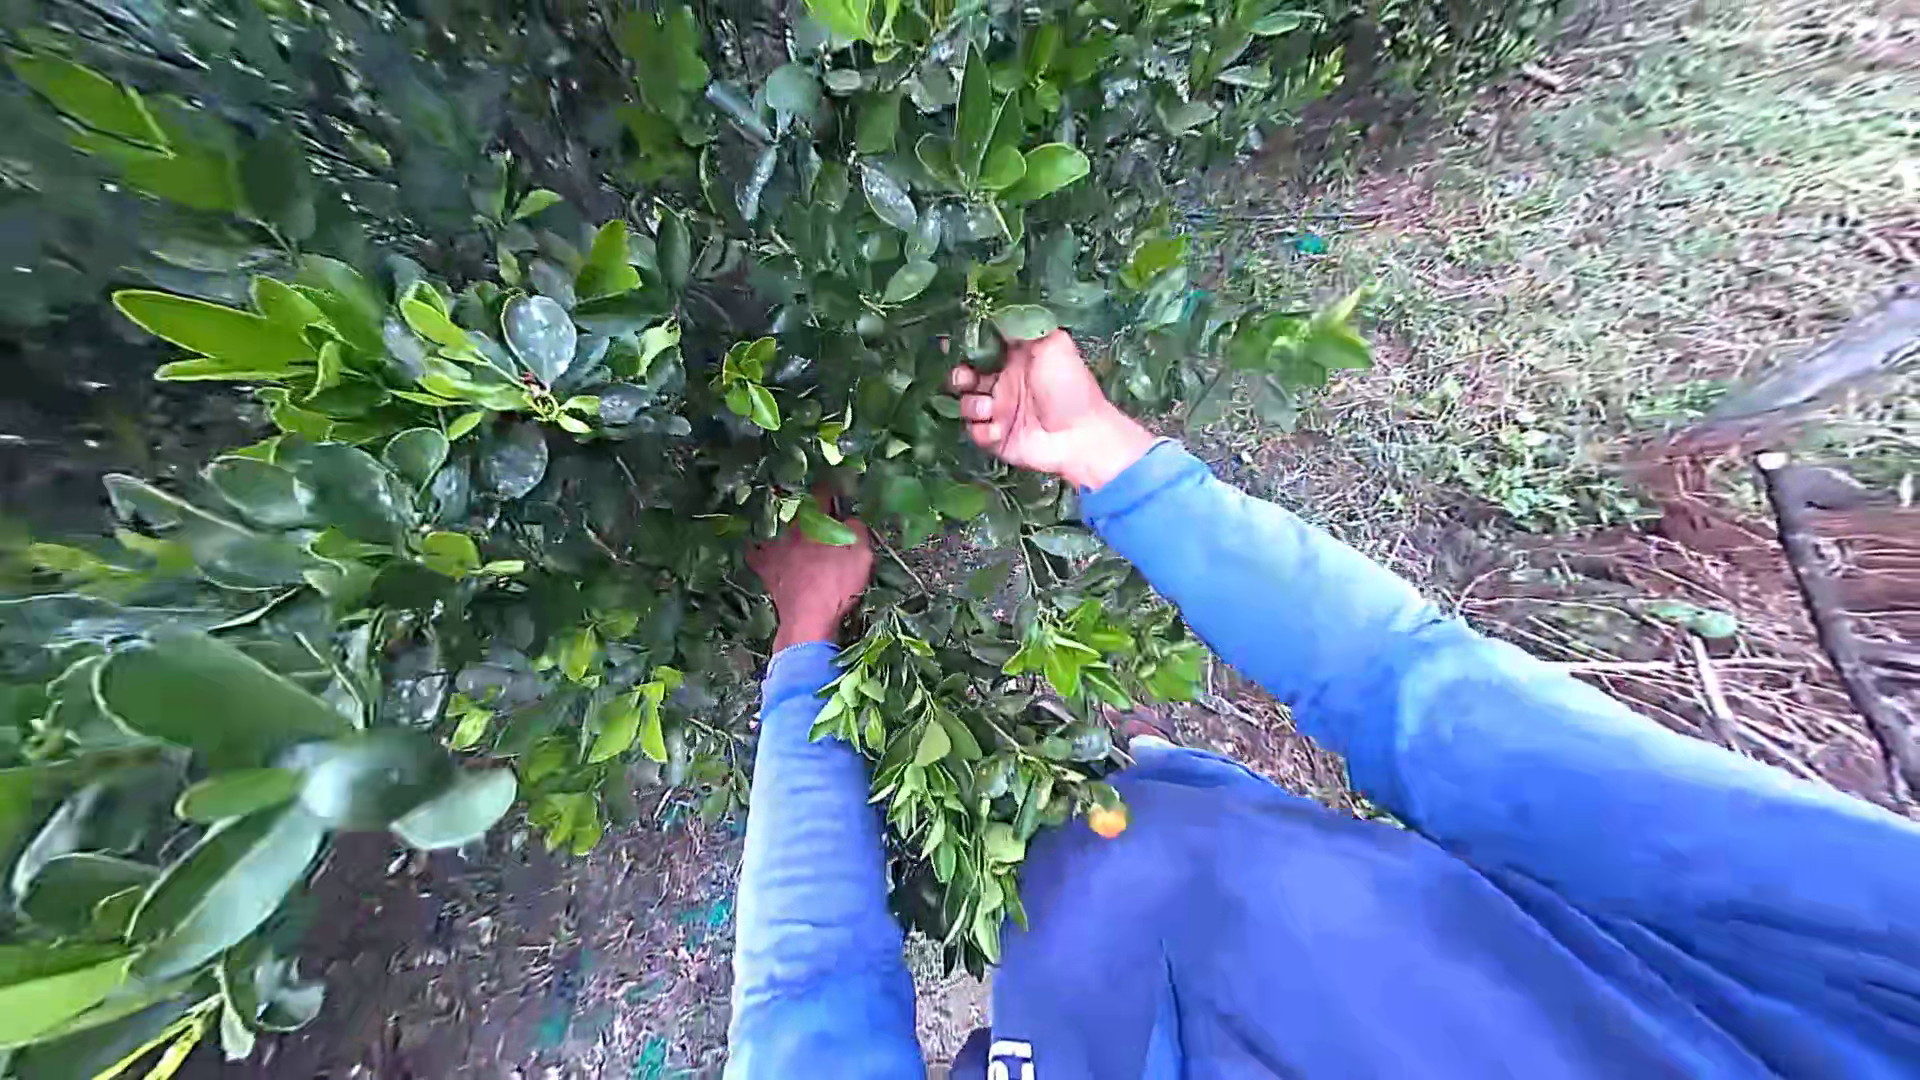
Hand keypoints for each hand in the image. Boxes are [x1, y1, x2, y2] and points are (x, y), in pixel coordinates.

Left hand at [747, 502, 873, 652]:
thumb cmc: (838, 585)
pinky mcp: (765, 568)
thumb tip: (851, 520)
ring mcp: (774, 549)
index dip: (831, 488)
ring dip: (784, 525)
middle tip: (821, 514)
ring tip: (793, 530)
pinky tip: (761, 548)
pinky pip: (755, 552)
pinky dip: (758, 548)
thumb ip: (858, 531)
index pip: (822, 493)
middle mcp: (790, 530)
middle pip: (798, 510)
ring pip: (774, 527)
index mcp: (815, 522)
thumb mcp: (862, 556)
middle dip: (809, 508)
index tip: (839, 490)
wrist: (809, 618)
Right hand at [947, 330, 1154, 489]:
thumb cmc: (1071, 388)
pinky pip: (975, 433)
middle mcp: (1003, 385)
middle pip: (964, 378)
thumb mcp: (1054, 345)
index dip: (967, 348)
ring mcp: (999, 412)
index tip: (957, 347)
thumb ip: (1025, 328)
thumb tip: (998, 314)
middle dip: (959, 378)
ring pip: (966, 405)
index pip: (980, 350)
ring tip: (991, 409)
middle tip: (967, 380)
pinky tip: (1000, 431)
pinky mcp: (997, 438)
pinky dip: (983, 431)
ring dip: (972, 406)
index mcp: (1014, 360)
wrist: (1080, 435)